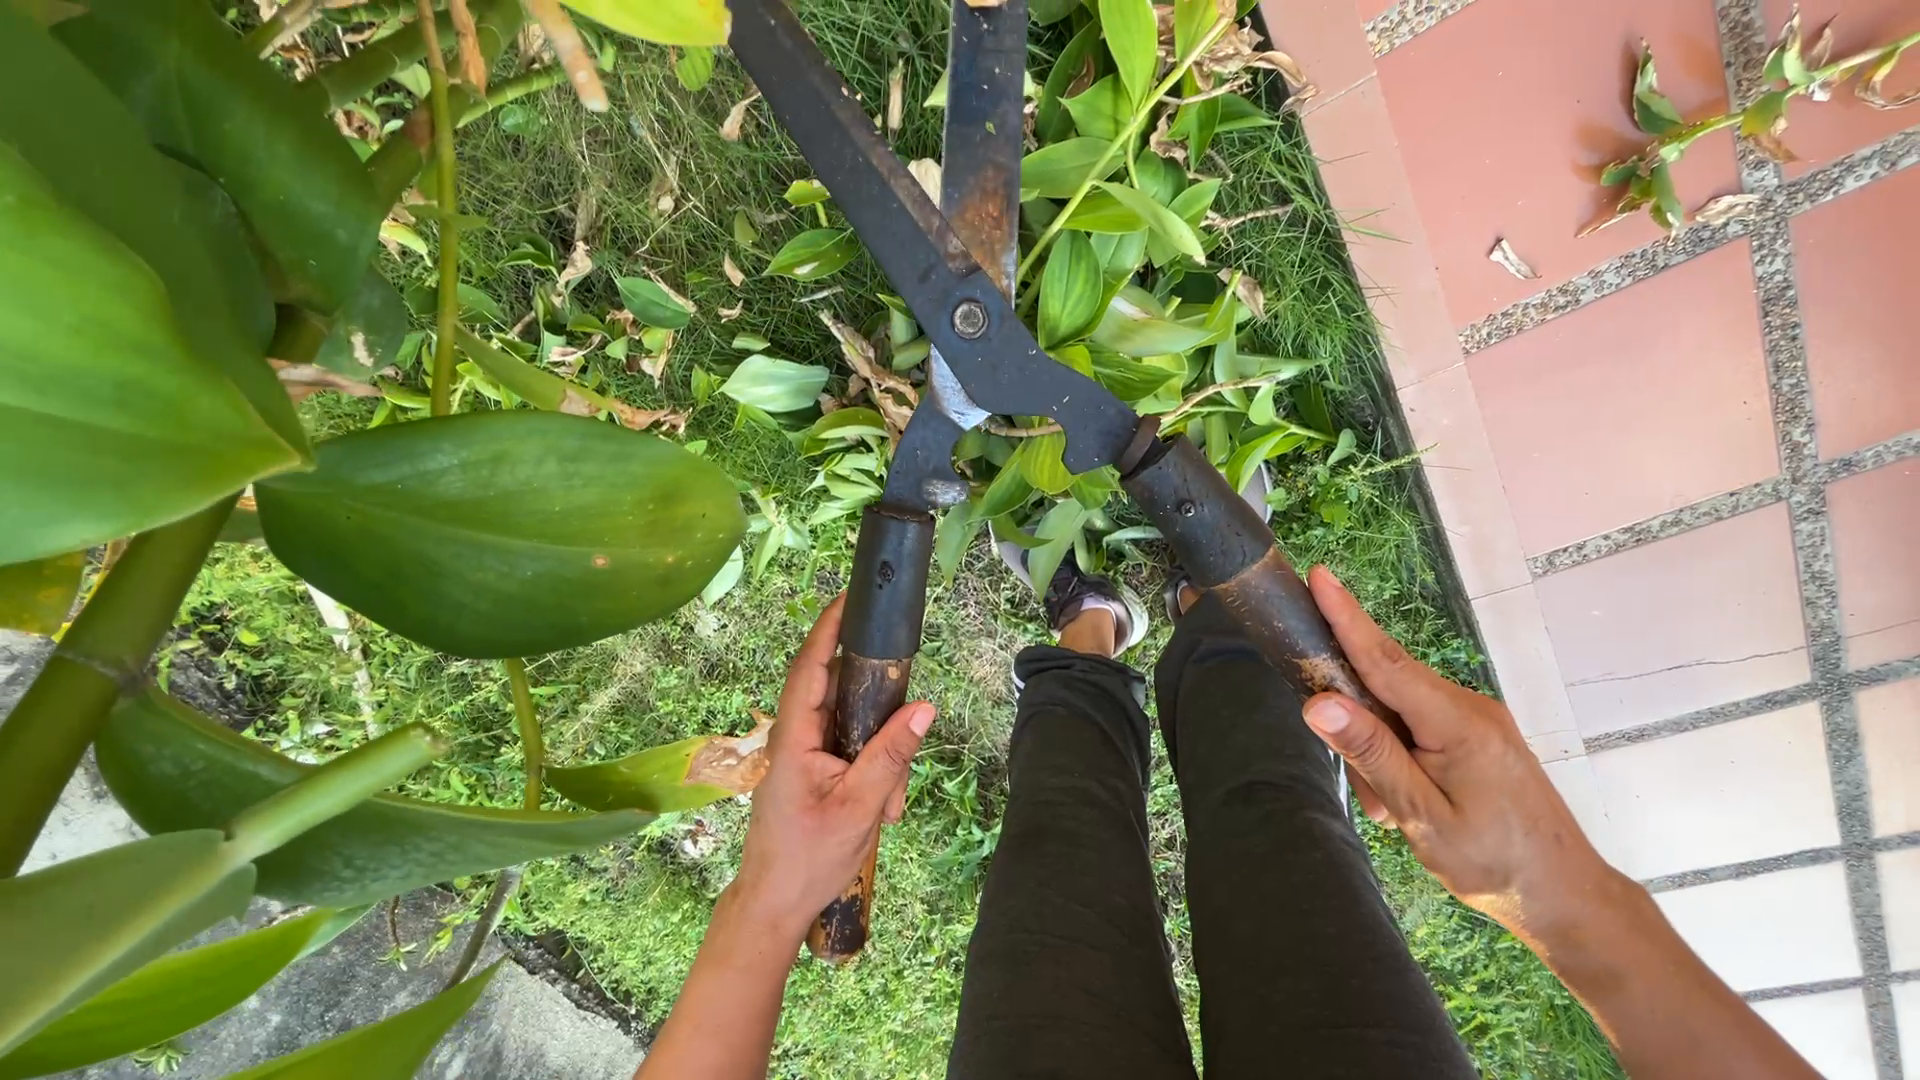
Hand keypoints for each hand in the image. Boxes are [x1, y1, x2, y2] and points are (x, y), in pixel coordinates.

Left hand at [729, 595, 935, 939]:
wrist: (774, 905)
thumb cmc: (807, 857)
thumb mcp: (860, 806)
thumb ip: (892, 754)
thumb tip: (925, 706)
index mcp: (795, 736)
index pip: (810, 667)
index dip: (828, 629)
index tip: (850, 597)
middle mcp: (797, 735)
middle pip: (841, 694)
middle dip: (878, 709)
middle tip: (905, 723)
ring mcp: (807, 753)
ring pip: (854, 726)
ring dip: (880, 754)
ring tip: (890, 803)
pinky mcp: (817, 769)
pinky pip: (853, 749)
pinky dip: (874, 767)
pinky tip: (885, 804)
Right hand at [1299, 566, 1613, 940]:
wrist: (1566, 897)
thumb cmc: (1492, 862)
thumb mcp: (1422, 813)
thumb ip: (1370, 753)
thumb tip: (1318, 703)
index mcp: (1456, 722)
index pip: (1384, 659)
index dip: (1346, 617)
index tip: (1319, 575)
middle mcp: (1467, 707)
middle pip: (1384, 682)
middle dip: (1354, 718)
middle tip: (1368, 788)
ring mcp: (1475, 719)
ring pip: (1396, 708)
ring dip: (1377, 750)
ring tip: (1392, 810)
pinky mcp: (1476, 734)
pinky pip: (1415, 724)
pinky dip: (1395, 754)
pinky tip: (1403, 798)